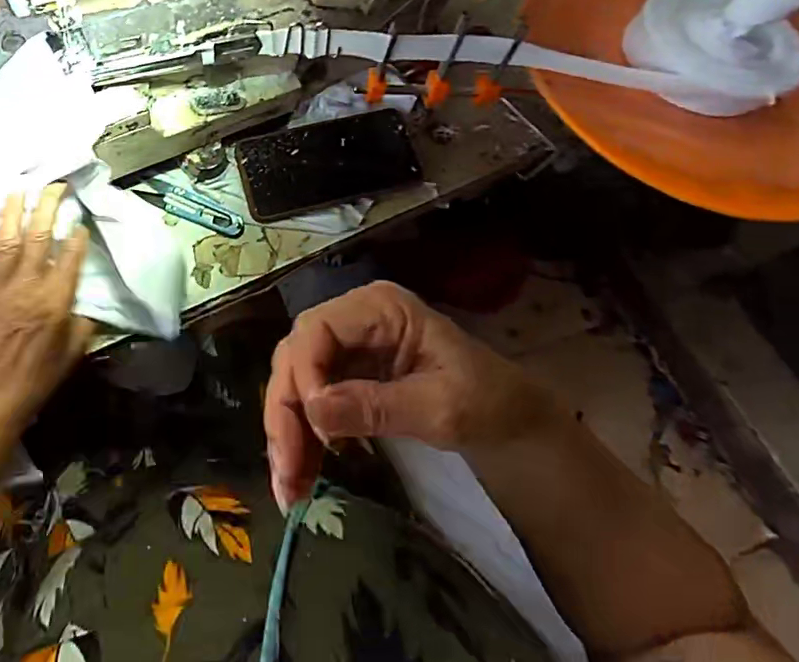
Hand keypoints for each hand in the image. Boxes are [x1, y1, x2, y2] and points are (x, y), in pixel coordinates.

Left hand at [0, 183, 94, 428]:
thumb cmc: (38, 376)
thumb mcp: (74, 350)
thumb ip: (83, 321)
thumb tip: (88, 301)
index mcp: (56, 298)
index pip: (70, 256)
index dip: (76, 236)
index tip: (79, 222)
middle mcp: (28, 284)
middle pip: (40, 236)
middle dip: (48, 207)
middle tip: (53, 187)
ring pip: (7, 240)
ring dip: (12, 212)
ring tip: (17, 191)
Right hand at [263, 281, 537, 507]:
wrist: (513, 419)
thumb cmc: (489, 402)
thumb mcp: (441, 408)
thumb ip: (376, 406)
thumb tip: (313, 409)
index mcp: (378, 307)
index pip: (316, 329)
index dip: (304, 374)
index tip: (315, 428)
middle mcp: (352, 318)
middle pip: (296, 355)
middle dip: (285, 413)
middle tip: (286, 473)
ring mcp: (347, 345)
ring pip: (295, 381)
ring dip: (287, 432)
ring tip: (289, 489)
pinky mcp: (345, 373)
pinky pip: (311, 401)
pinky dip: (302, 438)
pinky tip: (300, 476)